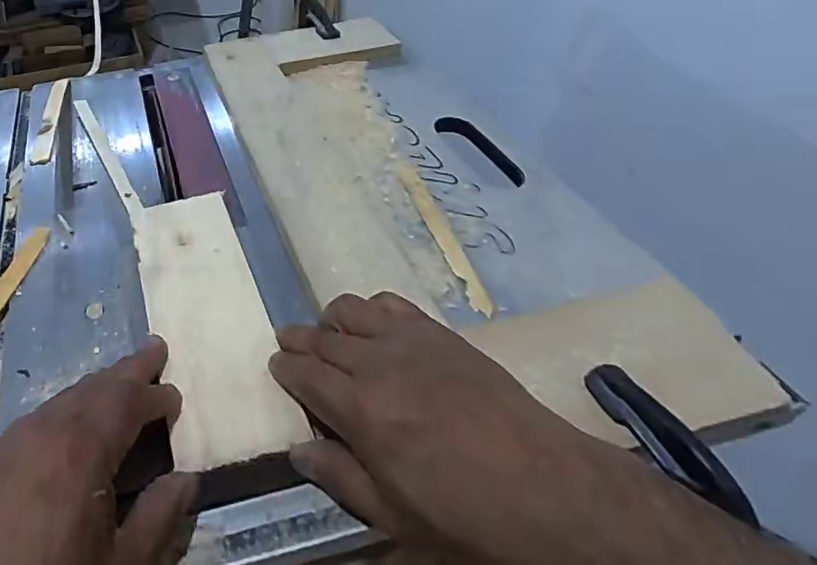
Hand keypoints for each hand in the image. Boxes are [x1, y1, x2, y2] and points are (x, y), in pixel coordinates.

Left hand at [0, 337, 198, 564]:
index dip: (157, 397)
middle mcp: (48, 428)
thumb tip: (186, 479)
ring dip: (101, 386)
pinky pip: (45, 415)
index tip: (177, 400)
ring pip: (69, 396)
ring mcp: (16, 442)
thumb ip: (157, 518)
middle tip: (156, 349)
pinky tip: (78, 423)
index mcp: (83, 446)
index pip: (130, 400)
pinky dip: (73, 406)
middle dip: (130, 369)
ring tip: (122, 384)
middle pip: (98, 385)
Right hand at [270, 293, 803, 564]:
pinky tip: (374, 321)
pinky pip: (392, 301)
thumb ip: (339, 477)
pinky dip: (372, 305)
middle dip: (300, 338)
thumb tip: (298, 449)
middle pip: (324, 336)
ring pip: (353, 308)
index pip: (306, 375)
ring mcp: (410, 339)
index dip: (286, 368)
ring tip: (328, 332)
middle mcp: (378, 362)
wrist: (541, 482)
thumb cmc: (462, 512)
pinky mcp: (439, 330)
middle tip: (288, 341)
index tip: (276, 365)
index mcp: (361, 411)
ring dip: (332, 318)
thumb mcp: (393, 515)